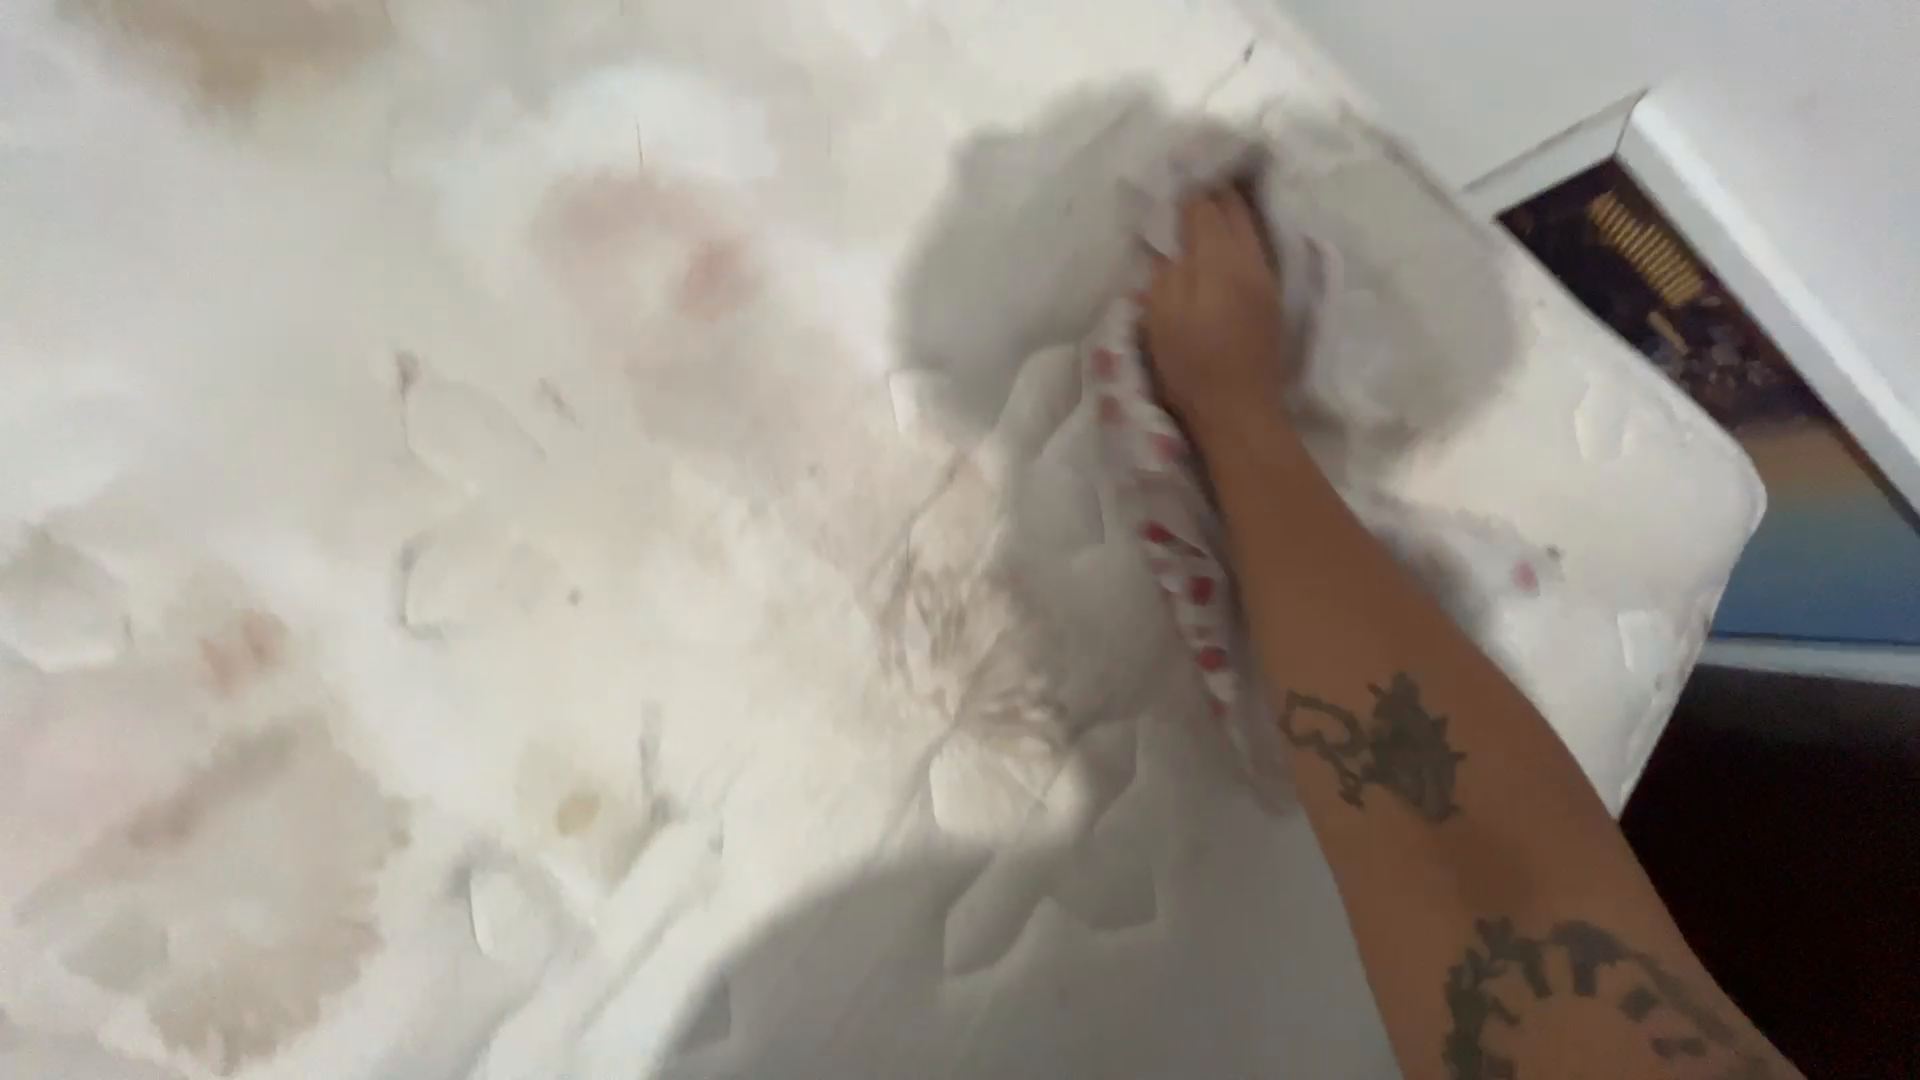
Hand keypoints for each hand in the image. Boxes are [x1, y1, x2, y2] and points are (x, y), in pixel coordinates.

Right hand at [1141, 188, 1293, 438]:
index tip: (1171, 175)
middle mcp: (1249, 259)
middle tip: (1192, 172)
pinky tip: (1228, 233)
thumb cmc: (1191, 368)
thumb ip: (1166, 273)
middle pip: (1234, 207)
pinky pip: (1257, 245)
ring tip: (1210, 193)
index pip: (1203, 206)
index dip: (1186, 188)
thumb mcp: (1161, 320)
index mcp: (1218, 262)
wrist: (1239, 410)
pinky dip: (1240, 230)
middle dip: (1214, 186)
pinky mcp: (1271, 296)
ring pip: (1250, 223)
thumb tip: (1171, 242)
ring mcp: (1266, 277)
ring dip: (1230, 205)